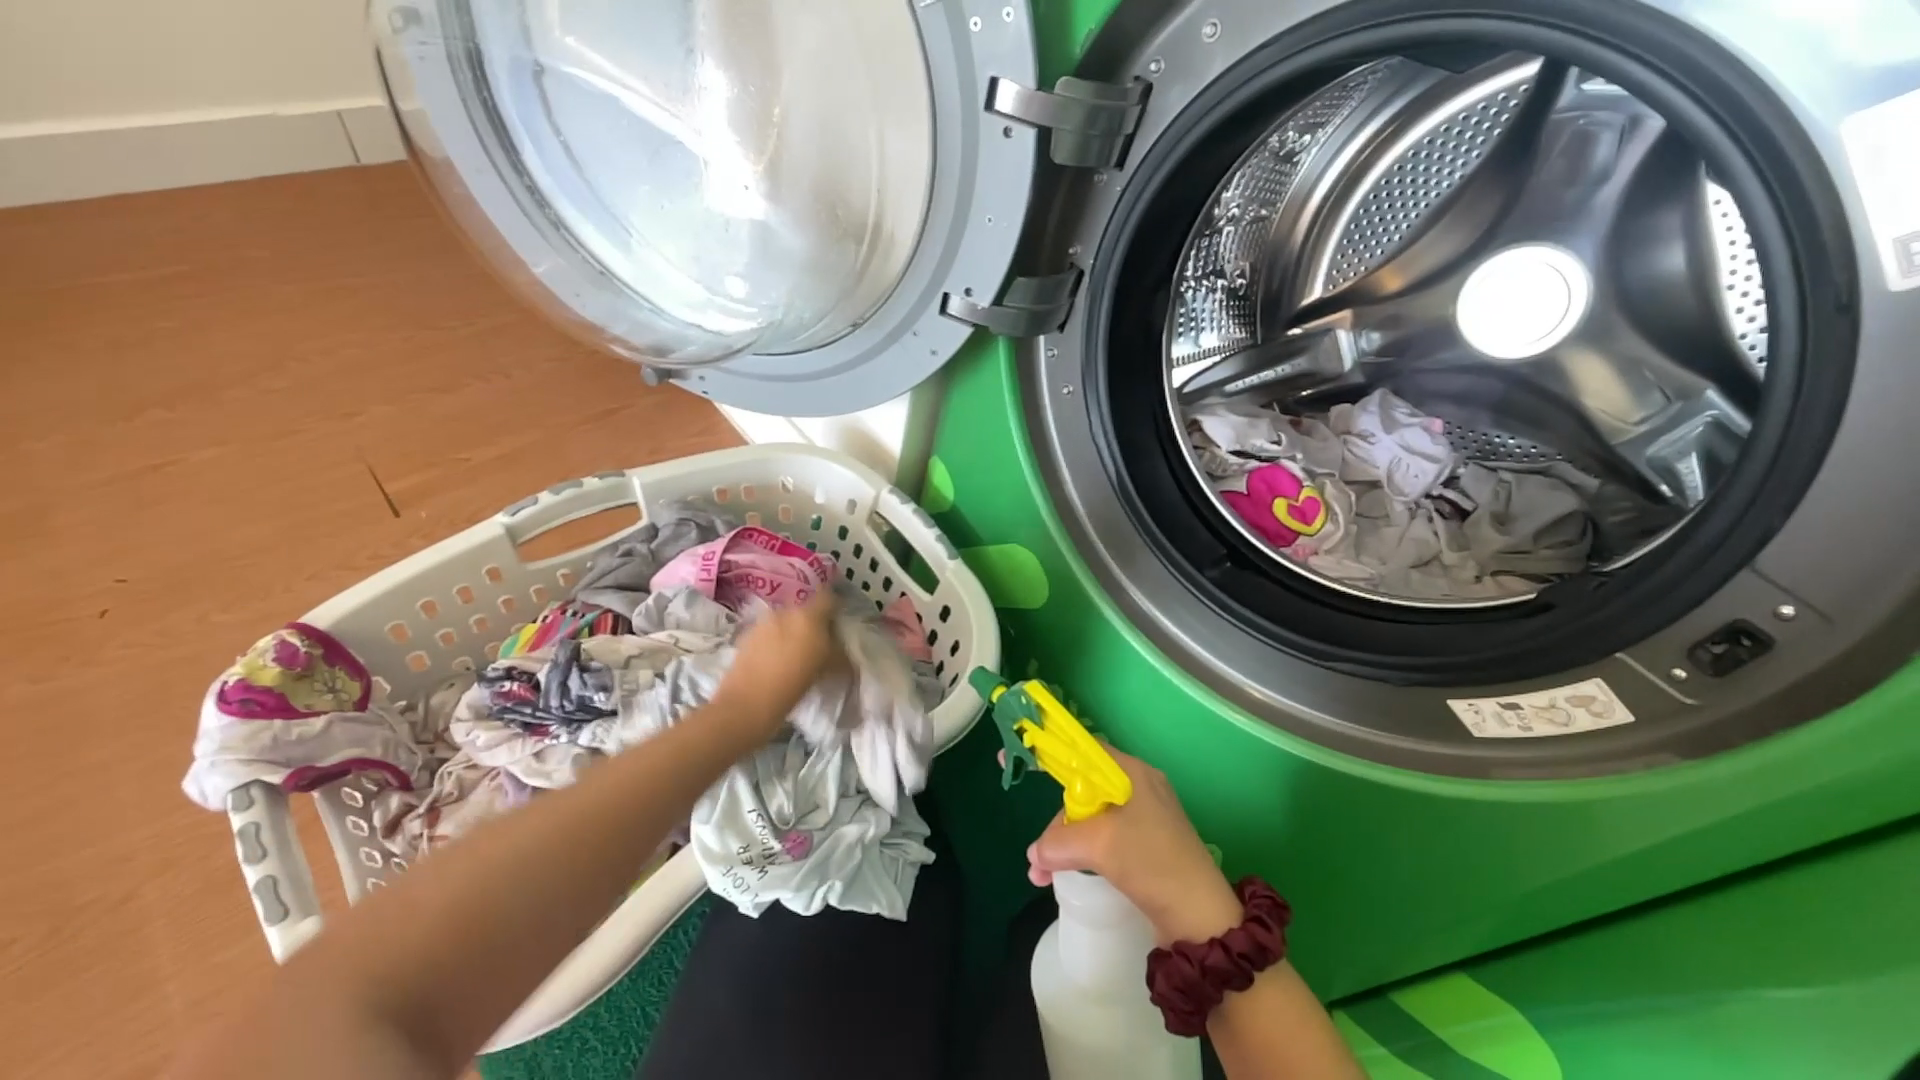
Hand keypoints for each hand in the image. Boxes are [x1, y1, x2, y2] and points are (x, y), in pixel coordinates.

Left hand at [711, 591, 842, 738]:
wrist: (747, 704)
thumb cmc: (794, 685)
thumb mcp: (828, 669)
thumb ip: (839, 652)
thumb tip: (843, 648)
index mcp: (808, 616)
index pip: (828, 597)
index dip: (835, 607)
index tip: (838, 622)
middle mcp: (784, 612)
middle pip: (805, 609)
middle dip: (813, 623)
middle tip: (819, 643)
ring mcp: (762, 623)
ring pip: (785, 621)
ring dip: (792, 632)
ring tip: (795, 655)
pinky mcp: (746, 636)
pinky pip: (768, 632)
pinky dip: (774, 641)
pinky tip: (776, 662)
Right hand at [1025, 746, 1244, 946]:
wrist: (1201, 917)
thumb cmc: (1152, 862)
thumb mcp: (1099, 844)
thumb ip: (1058, 841)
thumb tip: (1036, 854)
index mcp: (1131, 773)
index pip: (1082, 751)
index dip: (1049, 753)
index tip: (1017, 759)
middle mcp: (1137, 789)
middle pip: (1081, 791)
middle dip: (1055, 825)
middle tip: (1040, 856)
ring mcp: (1143, 819)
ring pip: (1088, 821)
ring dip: (1063, 846)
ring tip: (1043, 877)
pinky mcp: (1144, 847)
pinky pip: (1102, 841)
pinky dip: (1080, 855)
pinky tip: (1063, 876)